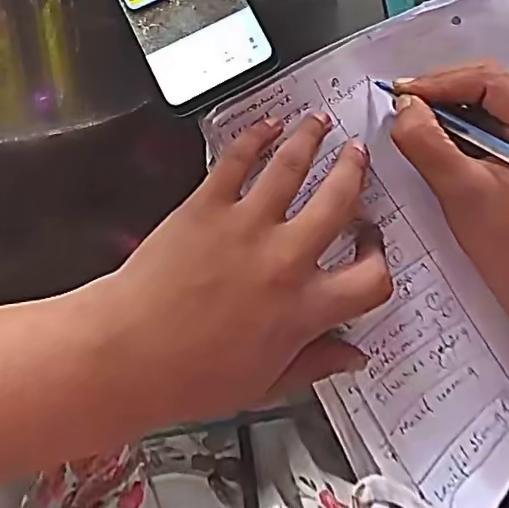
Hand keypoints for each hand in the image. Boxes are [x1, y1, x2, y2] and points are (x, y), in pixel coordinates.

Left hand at [86, 112, 392, 425]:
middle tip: (357, 156)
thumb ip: (315, 363)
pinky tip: (266, 127)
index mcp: (303, 309)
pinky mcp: (206, 205)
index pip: (370, 279)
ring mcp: (245, 226)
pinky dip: (256, 137)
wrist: (129, 350)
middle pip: (339, 201)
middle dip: (354, 172)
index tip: (371, 246)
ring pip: (293, 167)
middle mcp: (283, 260)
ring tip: (320, 123)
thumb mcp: (265, 383)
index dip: (379, 260)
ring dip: (311, 138)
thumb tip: (350, 355)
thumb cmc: (187, 373)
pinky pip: (238, 160)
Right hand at [385, 62, 508, 345]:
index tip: (403, 94)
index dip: (442, 82)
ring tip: (418, 122)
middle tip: (405, 104)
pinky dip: (462, 125)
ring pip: (493, 102)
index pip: (495, 84)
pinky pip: (495, 122)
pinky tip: (439, 138)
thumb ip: (428, 142)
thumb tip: (405, 105)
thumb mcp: (462, 193)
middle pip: (495, 87)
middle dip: (445, 91)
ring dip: (451, 107)